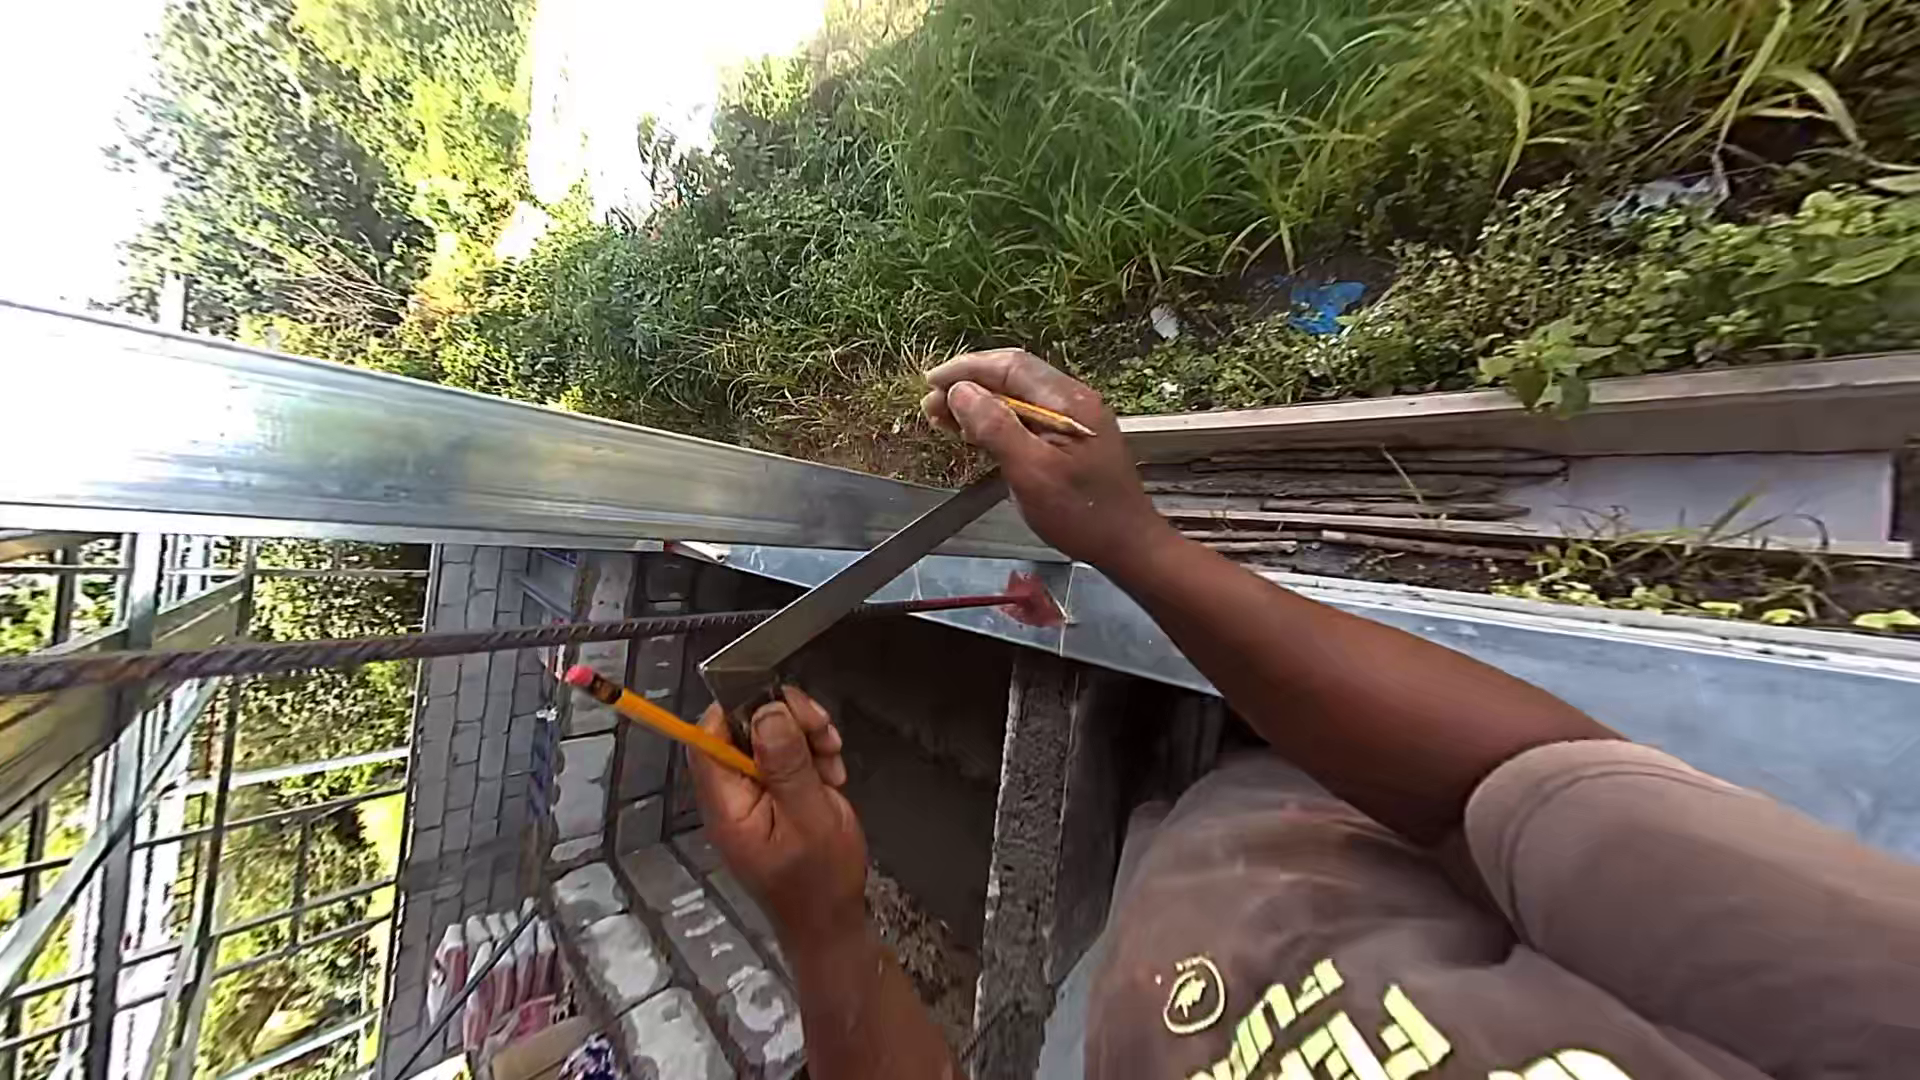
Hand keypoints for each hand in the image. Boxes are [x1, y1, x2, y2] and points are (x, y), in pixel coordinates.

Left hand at [687, 686, 867, 939]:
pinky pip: (791, 753)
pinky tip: (833, 771)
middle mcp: (736, 793)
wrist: (835, 919)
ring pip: (773, 736)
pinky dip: (815, 751)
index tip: (782, 701)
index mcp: (728, 803)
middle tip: (823, 729)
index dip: (738, 708)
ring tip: (834, 756)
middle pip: (746, 729)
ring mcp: (758, 793)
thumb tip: (768, 711)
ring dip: (808, 735)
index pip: (709, 738)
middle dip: (788, 719)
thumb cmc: (821, 878)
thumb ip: (788, 765)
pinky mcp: (779, 793)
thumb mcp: (810, 819)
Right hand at [922, 348, 1173, 567]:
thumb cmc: (1081, 514)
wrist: (1127, 544)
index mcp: (1067, 401)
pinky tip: (976, 433)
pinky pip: (1028, 418)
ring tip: (944, 418)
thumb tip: (961, 391)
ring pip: (1018, 398)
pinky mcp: (1071, 440)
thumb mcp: (1032, 473)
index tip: (931, 383)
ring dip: (980, 403)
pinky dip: (997, 421)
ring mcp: (1074, 420)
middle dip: (969, 385)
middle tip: (932, 405)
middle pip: (1013, 376)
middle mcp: (1072, 401)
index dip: (966, 369)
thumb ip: (996, 428)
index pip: (1010, 366)